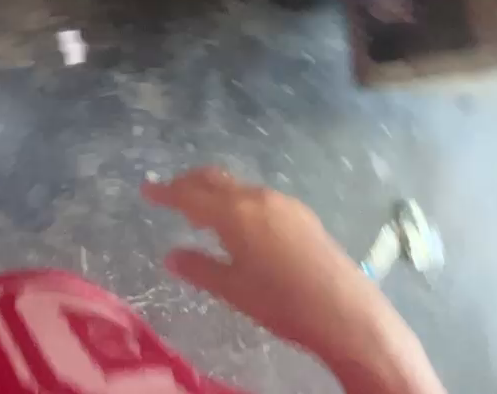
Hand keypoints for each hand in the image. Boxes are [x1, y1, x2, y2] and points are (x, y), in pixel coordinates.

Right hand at [144, 169, 442, 393]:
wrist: (351, 317)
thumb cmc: (284, 305)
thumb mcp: (234, 291)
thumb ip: (199, 268)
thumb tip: (170, 256)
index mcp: (234, 212)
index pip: (188, 193)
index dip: (164, 192)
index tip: (145, 190)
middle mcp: (256, 197)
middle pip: (212, 178)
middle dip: (188, 184)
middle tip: (169, 197)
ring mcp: (282, 202)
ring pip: (236, 186)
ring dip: (214, 192)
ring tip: (202, 215)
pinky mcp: (301, 214)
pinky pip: (257, 196)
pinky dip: (237, 201)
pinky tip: (240, 226)